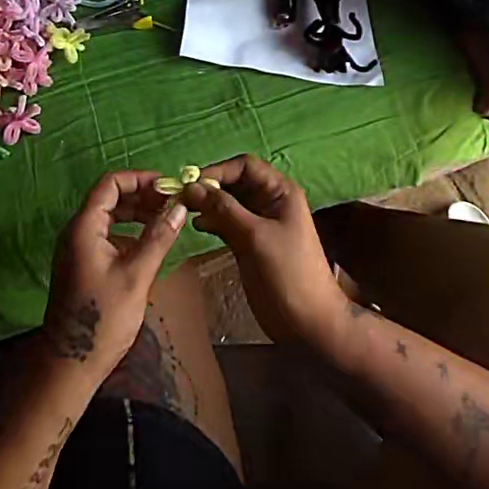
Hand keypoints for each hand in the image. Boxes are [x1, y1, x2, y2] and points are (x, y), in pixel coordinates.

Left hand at [41, 171, 186, 376]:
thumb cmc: (103, 318)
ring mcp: (77, 248)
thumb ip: (158, 237)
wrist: (71, 364)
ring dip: (137, 212)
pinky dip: (129, 230)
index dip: (140, 179)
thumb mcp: (137, 275)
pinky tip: (150, 242)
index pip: (110, 184)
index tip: (168, 186)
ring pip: (109, 216)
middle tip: (172, 202)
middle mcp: (76, 231)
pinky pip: (107, 234)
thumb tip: (179, 207)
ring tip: (166, 218)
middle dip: (142, 195)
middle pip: (109, 197)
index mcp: (84, 228)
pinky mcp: (82, 263)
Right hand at [177, 155, 348, 346]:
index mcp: (280, 191)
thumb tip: (193, 187)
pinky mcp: (248, 242)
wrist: (307, 322)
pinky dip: (211, 221)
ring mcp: (258, 223)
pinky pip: (226, 222)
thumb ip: (225, 210)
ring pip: (227, 202)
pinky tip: (196, 225)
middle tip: (181, 197)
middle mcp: (269, 201)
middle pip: (234, 182)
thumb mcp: (256, 237)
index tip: (191, 182)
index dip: (219, 170)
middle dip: (209, 186)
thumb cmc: (288, 273)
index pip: (245, 166)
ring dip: (207, 203)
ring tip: (184, 210)